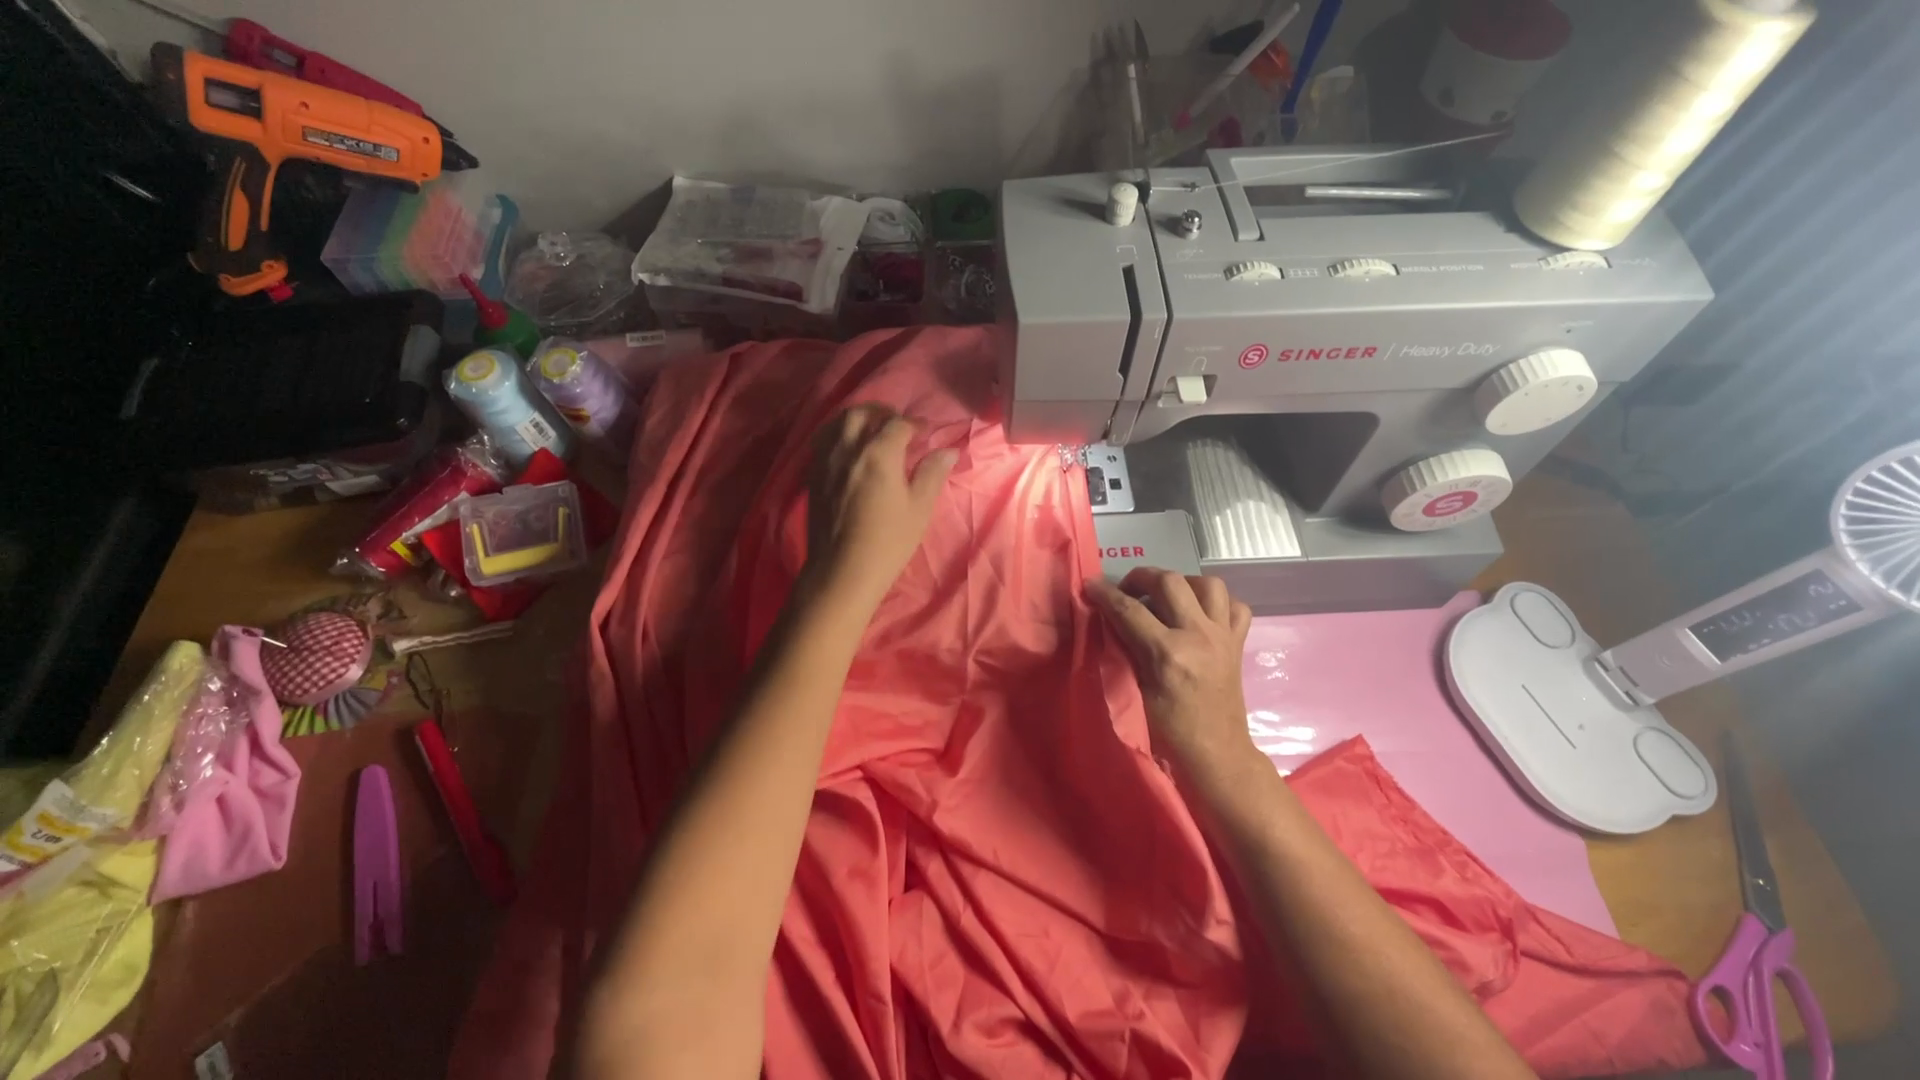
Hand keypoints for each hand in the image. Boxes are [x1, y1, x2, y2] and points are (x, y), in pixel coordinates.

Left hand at [803, 405, 956, 608]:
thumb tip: (947, 450)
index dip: (916, 425)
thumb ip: (932, 473)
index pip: (899, 424)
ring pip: (838, 422)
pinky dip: (838, 433)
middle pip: (863, 413)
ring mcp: (827, 459)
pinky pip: (823, 439)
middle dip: (883, 413)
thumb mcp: (919, 508)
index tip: (927, 433)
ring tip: (872, 430)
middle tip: (898, 425)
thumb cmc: (888, 542)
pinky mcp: (814, 474)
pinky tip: (849, 447)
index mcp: (879, 453)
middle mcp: (849, 448)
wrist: (842, 571)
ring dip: (858, 419)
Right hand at [1087, 569, 1254, 774]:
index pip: (1129, 609)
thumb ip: (1125, 651)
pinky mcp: (1238, 643)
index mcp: (1168, 653)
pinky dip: (1217, 603)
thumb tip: (1110, 622)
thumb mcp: (1135, 692)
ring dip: (1183, 583)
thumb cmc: (1168, 732)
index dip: (1104, 593)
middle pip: (1169, 582)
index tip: (1090, 585)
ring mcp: (1223, 637)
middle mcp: (1199, 636)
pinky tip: (1200, 614)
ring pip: (1208, 584)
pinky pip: (1235, 606)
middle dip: (1141, 577)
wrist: (1215, 753)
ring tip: (1166, 596)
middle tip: (1126, 590)